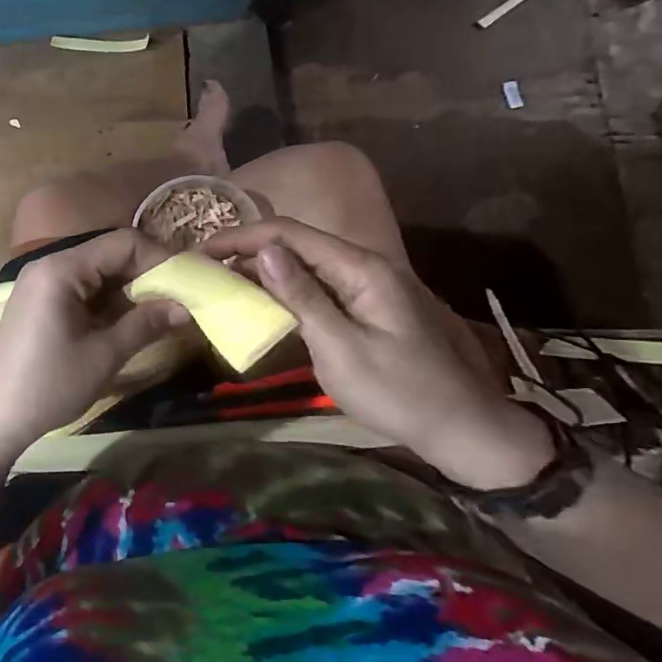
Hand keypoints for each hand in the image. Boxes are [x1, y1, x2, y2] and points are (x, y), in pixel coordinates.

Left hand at [0, 230, 186, 450]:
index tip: (189, 285)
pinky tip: (129, 322)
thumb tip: (187, 306)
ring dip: (130, 289)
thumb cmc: (49, 385)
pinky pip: (81, 289)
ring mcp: (40, 284)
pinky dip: (108, 301)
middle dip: (148, 274)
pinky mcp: (39, 303)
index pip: (123, 243)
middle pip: (109, 254)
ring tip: (161, 314)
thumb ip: (147, 323)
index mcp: (61, 269)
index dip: (161, 259)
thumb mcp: (104, 355)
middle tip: (181, 301)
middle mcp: (48, 266)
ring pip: (97, 273)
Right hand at [203, 218, 551, 489]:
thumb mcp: (341, 347)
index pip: (289, 234)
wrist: (461, 427)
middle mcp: (363, 267)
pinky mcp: (364, 307)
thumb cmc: (398, 391)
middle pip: (294, 243)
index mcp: (361, 269)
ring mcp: (366, 287)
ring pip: (302, 265)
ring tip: (219, 284)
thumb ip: (301, 297)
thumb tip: (262, 252)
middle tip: (202, 271)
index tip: (199, 252)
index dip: (240, 237)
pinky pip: (315, 287)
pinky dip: (281, 291)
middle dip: (245, 251)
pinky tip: (258, 303)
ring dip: (260, 271)